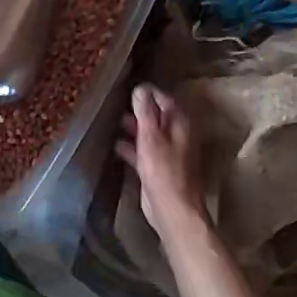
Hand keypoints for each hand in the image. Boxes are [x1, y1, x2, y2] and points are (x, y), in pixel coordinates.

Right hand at [116, 84, 207, 235]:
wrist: (171, 208)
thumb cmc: (163, 171)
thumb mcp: (151, 138)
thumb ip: (145, 113)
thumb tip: (140, 89)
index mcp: (179, 126)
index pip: (166, 101)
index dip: (151, 94)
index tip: (133, 88)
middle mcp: (176, 137)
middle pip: (159, 117)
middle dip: (141, 110)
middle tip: (121, 103)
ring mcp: (167, 154)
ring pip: (150, 135)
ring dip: (135, 128)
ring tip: (116, 120)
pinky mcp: (157, 169)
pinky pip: (143, 152)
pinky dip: (132, 147)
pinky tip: (117, 145)